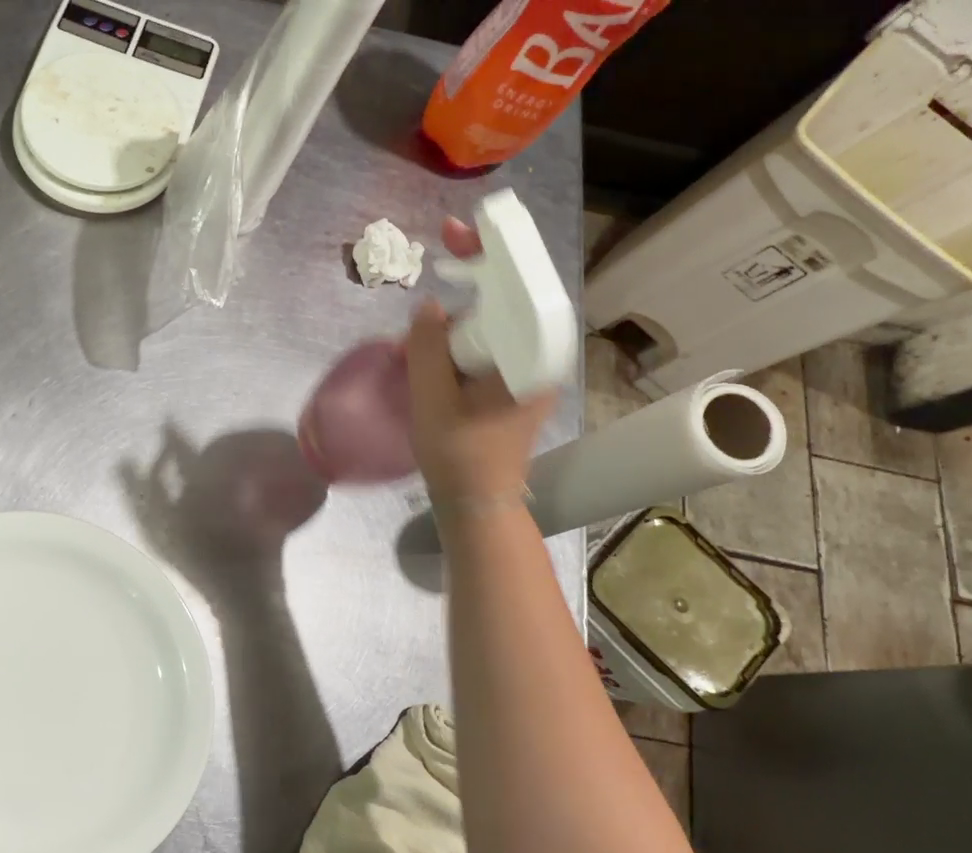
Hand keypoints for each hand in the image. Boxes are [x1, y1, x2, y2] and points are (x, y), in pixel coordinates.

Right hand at [405, 217, 556, 502]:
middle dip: (483, 267)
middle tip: (446, 246)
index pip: (524, 286)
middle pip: (518, 294)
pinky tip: (444, 333)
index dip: (496, 252)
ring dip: (473, 300)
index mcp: (533, 356)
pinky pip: (499, 338)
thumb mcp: (433, 400)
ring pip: (506, 317)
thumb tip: (430, 307)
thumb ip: (429, 349)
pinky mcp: (519, 381)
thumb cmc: (459, 456)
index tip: (463, 231)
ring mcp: (532, 369)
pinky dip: (472, 327)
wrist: (479, 502)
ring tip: (437, 294)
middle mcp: (542, 355)